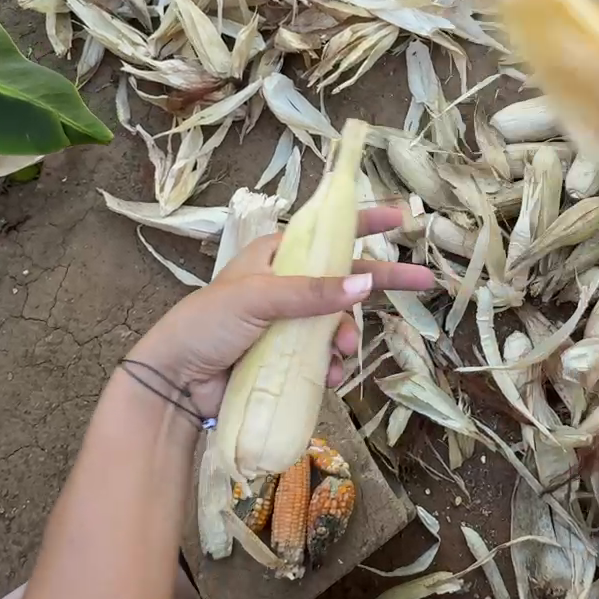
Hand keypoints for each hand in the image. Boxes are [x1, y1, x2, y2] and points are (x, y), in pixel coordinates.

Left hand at [130, 206, 434, 416]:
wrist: (175, 382)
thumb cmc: (208, 323)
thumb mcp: (258, 298)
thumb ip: (312, 292)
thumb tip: (365, 282)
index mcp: (278, 255)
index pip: (329, 232)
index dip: (366, 222)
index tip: (401, 216)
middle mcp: (289, 284)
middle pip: (346, 278)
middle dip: (377, 286)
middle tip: (422, 283)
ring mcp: (290, 322)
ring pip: (340, 321)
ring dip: (348, 335)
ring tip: (341, 352)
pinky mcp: (289, 356)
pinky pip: (326, 355)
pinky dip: (334, 365)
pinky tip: (329, 375)